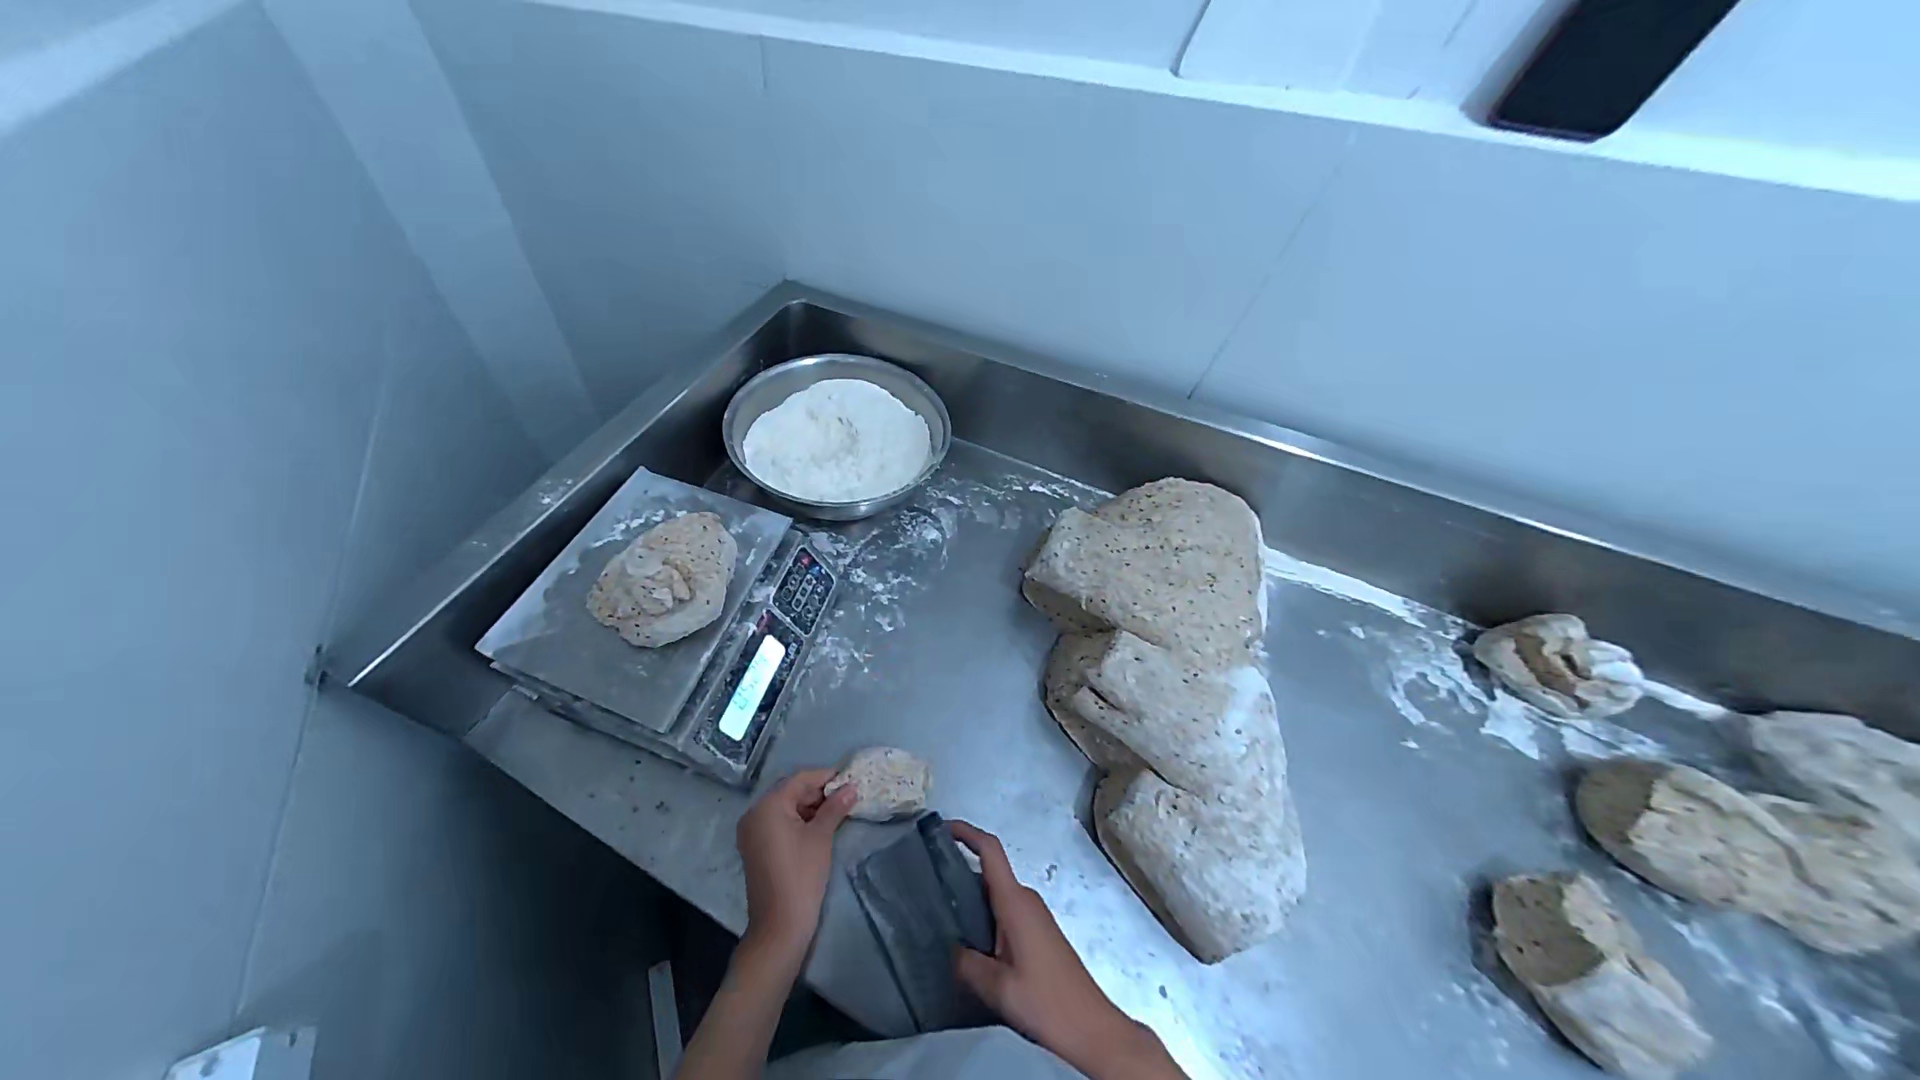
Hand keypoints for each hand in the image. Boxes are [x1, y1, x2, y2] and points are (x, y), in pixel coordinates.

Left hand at [737, 768, 856, 958]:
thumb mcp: (821, 836)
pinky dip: (799, 820)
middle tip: (847, 795)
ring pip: (786, 807)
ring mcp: (752, 831)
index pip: (799, 779)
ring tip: (839, 810)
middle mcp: (754, 814)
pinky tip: (821, 825)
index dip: (826, 777)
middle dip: (819, 792)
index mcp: (767, 806)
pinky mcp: (756, 846)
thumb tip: (852, 787)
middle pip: (791, 791)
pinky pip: (779, 823)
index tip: (850, 778)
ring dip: (810, 806)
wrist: (780, 925)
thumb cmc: (801, 875)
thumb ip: (835, 807)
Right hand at [950, 822, 1183, 1079]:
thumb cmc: (1048, 1002)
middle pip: (988, 873)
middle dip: (959, 873)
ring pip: (995, 896)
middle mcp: (1026, 900)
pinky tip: (968, 943)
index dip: (966, 832)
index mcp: (1015, 902)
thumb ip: (966, 964)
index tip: (942, 828)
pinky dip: (983, 917)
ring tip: (939, 918)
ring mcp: (1035, 916)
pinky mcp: (1038, 933)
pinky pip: (1005, 912)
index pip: (990, 851)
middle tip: (926, 886)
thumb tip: (949, 948)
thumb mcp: (998, 988)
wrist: (1093, 1029)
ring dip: (970, 900)